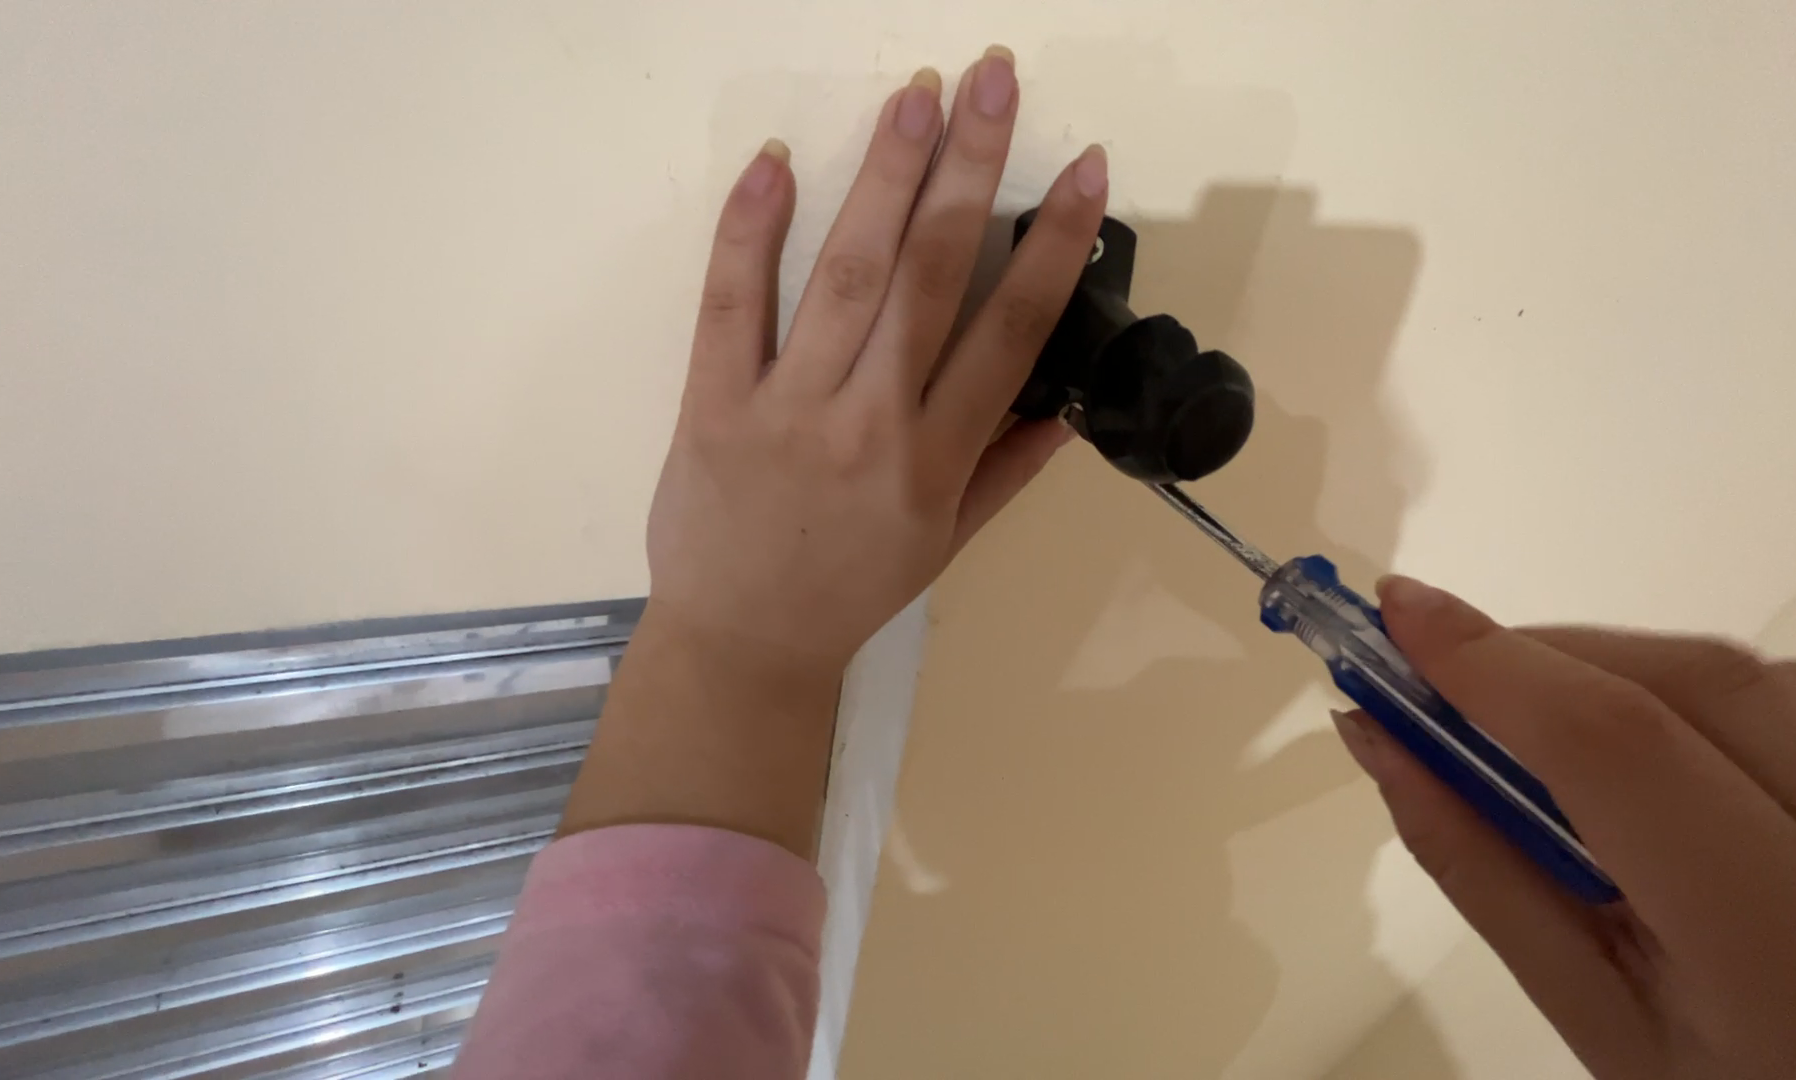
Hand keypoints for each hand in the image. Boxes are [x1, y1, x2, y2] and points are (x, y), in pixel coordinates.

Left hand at [645, 50, 1105, 678]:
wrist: (745, 640)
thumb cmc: (851, 592)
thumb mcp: (944, 545)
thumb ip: (1004, 472)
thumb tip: (1063, 408)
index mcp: (935, 461)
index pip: (1009, 335)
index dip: (1051, 248)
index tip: (1082, 173)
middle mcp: (870, 423)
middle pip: (929, 279)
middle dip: (968, 171)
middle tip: (992, 78)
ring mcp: (787, 409)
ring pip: (845, 277)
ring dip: (883, 179)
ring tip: (917, 96)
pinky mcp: (713, 404)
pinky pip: (731, 306)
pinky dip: (749, 232)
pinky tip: (773, 164)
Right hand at [1335, 576, 1795, 1078]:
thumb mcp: (1593, 1019)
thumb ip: (1475, 864)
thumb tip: (1371, 730)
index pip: (1622, 755)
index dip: (1491, 661)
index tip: (1396, 610)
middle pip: (1706, 686)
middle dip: (1542, 653)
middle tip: (1445, 667)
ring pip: (1774, 680)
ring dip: (1620, 668)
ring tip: (1545, 718)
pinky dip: (1709, 690)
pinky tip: (1665, 742)